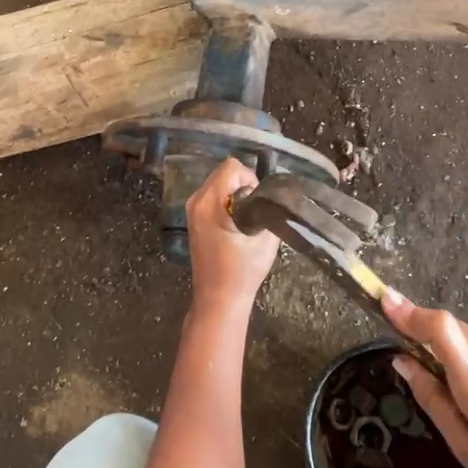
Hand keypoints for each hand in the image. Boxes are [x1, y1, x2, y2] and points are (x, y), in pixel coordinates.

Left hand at [184, 159, 279, 313]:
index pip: (232, 167)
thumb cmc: (242, 272)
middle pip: (223, 171)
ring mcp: (192, 208)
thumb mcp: (265, 241)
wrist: (218, 299)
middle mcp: (196, 200)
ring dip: (235, 192)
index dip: (250, 179)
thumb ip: (270, 212)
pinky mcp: (194, 216)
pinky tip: (236, 222)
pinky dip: (226, 199)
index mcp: (210, 203)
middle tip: (256, 210)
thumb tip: (274, 197)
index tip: (259, 202)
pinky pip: (213, 194)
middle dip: (243, 184)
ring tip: (247, 218)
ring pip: (218, 181)